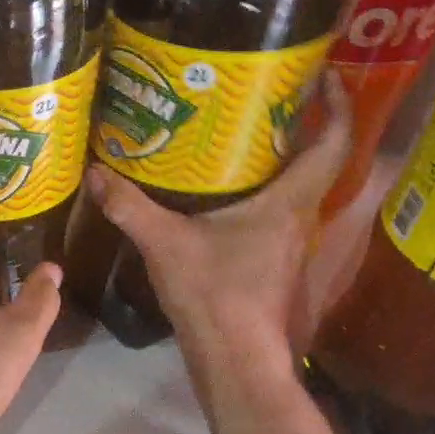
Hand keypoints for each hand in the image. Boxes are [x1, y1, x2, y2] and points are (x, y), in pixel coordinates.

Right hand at [83, 81, 351, 379]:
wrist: (236, 358)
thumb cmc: (214, 294)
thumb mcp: (165, 244)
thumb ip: (131, 206)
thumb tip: (97, 172)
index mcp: (289, 203)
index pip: (333, 143)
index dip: (337, 105)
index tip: (321, 75)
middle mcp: (301, 219)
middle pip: (318, 163)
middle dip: (301, 128)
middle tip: (264, 101)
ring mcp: (292, 245)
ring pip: (298, 191)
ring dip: (281, 164)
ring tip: (240, 140)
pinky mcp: (275, 266)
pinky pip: (277, 215)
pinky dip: (262, 196)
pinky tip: (224, 197)